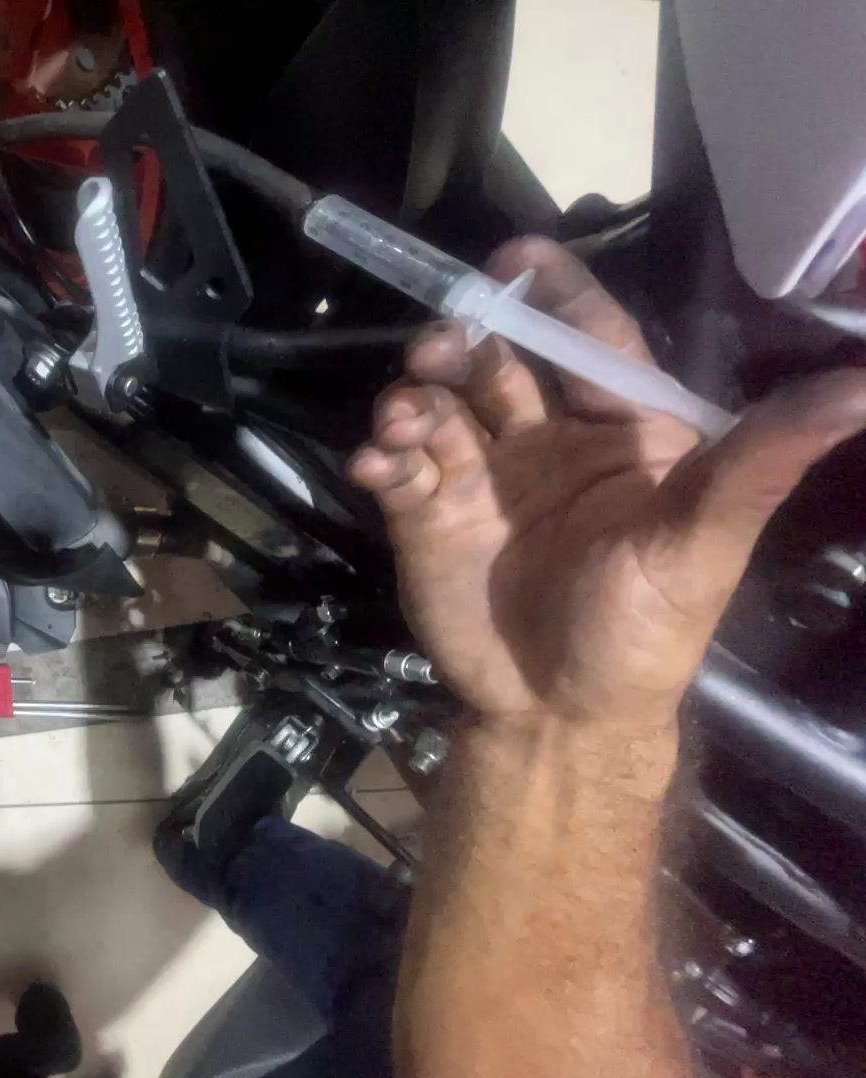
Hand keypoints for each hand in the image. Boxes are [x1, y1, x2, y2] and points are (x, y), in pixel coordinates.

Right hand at [349, 237, 865, 733]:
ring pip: (434, 413)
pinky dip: (380, 460)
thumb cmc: (643, 624)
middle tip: (436, 345)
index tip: (515, 255)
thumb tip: (863, 381)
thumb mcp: (700, 544)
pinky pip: (396, 472)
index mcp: (619, 436)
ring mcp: (472, 480)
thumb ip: (756, 463)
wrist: (553, 703)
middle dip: (461, 346)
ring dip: (411, 402)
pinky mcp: (420, 516)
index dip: (557, 297)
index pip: (588, 346)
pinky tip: (378, 466)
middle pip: (492, 370)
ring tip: (402, 418)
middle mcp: (538, 445)